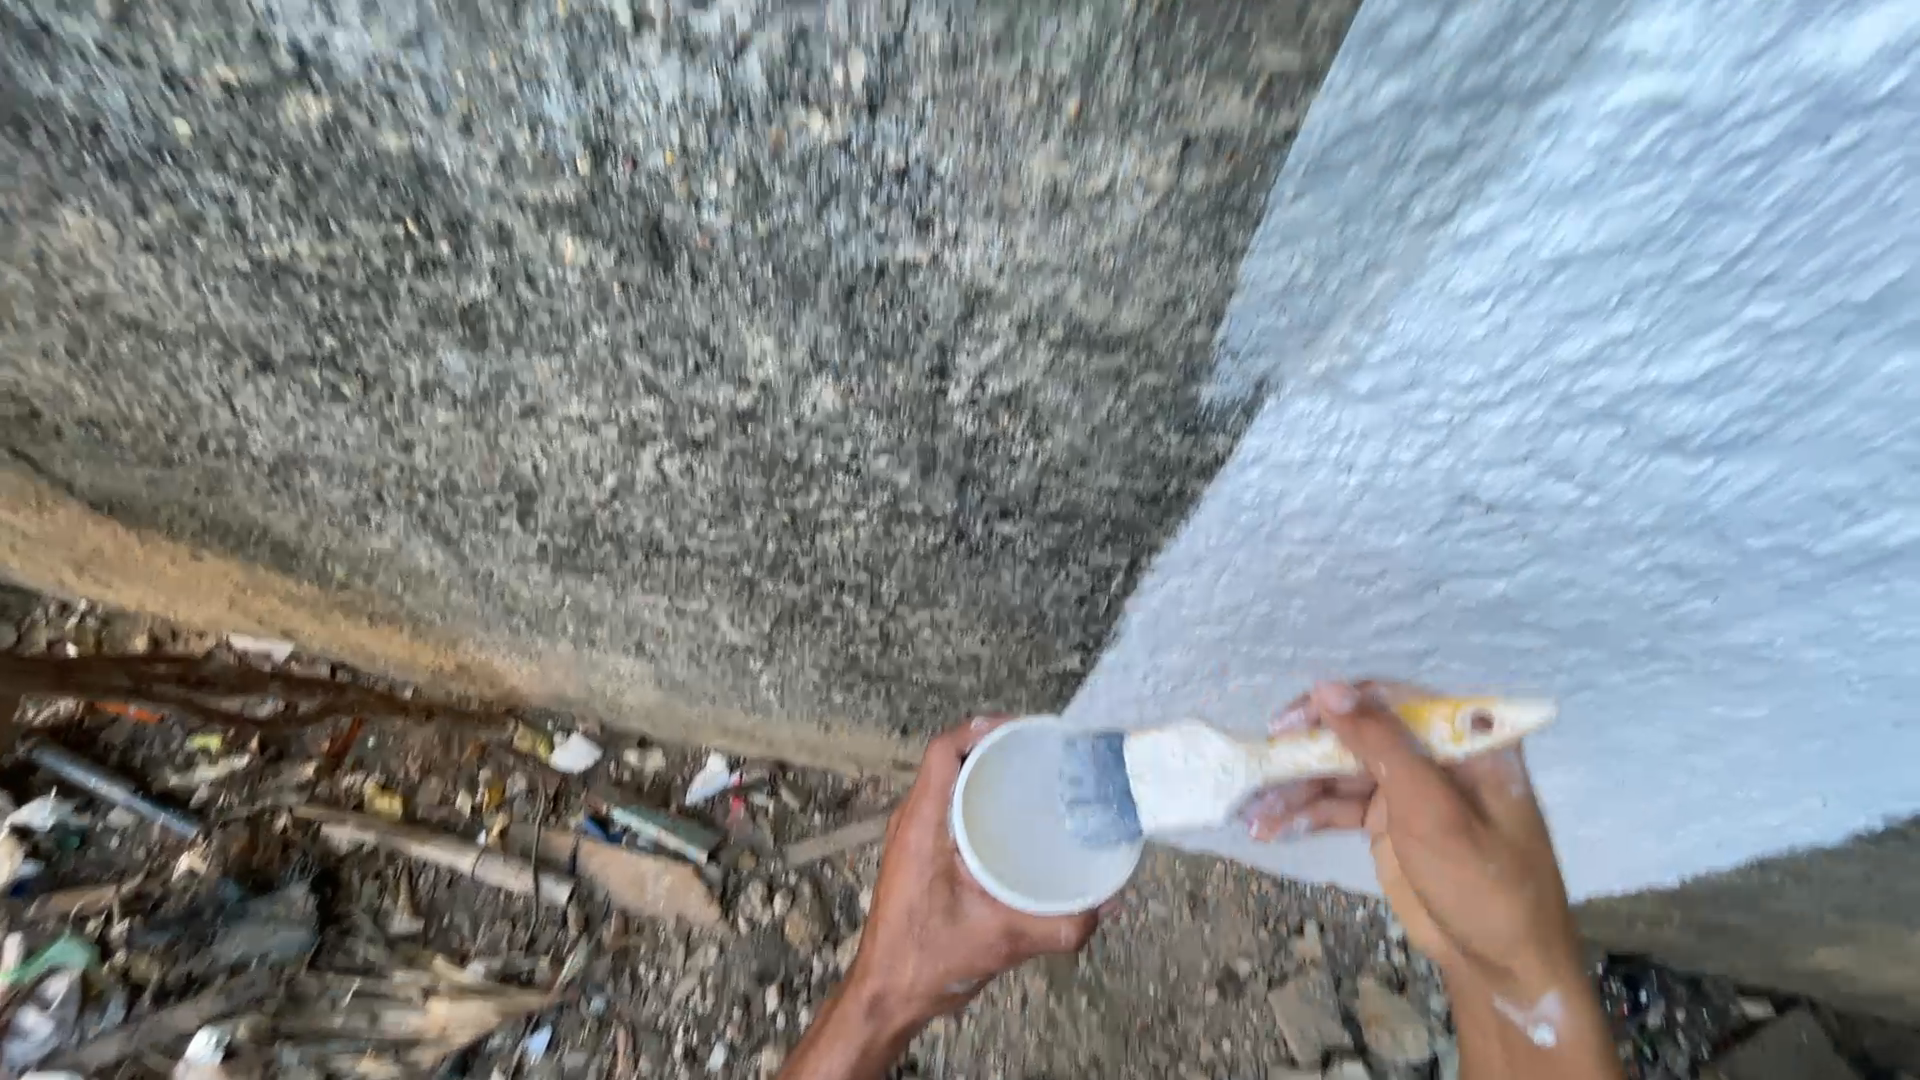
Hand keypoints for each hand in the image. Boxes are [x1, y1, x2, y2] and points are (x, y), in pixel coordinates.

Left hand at [847, 716, 1099, 1026]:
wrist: (885, 996)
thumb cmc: (928, 961)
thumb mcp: (1002, 941)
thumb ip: (1060, 925)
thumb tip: (1110, 904)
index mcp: (922, 823)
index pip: (942, 750)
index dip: (979, 728)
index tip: (1023, 730)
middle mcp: (912, 819)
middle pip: (948, 758)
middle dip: (991, 745)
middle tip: (1039, 751)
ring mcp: (911, 834)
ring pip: (946, 780)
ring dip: (982, 769)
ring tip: (1030, 774)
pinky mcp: (917, 850)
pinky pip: (945, 804)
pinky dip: (975, 796)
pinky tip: (1009, 817)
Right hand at [1245, 681, 1582, 1001]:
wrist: (1505, 970)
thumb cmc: (1484, 884)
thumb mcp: (1431, 809)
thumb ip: (1380, 744)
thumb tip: (1327, 687)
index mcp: (1461, 740)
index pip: (1385, 700)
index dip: (1332, 706)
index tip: (1288, 726)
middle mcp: (1431, 755)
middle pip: (1353, 735)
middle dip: (1303, 755)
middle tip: (1261, 767)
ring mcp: (1406, 788)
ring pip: (1337, 772)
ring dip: (1294, 789)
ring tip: (1252, 809)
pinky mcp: (1385, 820)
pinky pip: (1335, 806)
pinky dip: (1303, 816)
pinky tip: (1269, 827)